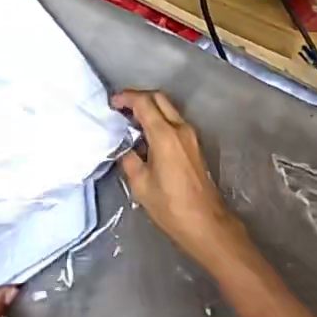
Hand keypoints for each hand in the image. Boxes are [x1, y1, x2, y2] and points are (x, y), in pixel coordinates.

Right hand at [112, 90, 248, 271]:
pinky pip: (174, 121)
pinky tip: (146, 136)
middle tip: (120, 108)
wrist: (204, 219)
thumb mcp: (140, 184)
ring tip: (130, 121)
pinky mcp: (194, 143)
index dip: (127, 98)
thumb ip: (130, 159)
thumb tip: (125, 147)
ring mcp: (190, 134)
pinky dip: (159, 119)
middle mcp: (181, 128)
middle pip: (159, 98)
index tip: (112, 103)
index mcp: (166, 135)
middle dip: (139, 97)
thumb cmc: (170, 205)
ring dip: (150, 108)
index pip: (145, 103)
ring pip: (168, 109)